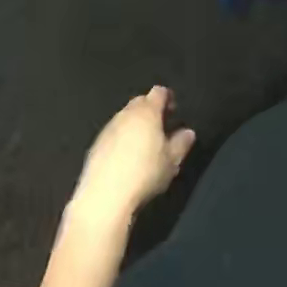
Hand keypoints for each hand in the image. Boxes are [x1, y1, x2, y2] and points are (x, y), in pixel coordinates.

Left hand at [71, 86, 196, 222]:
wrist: (105, 194)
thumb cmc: (145, 173)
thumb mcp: (171, 161)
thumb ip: (181, 143)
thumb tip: (188, 132)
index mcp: (147, 112)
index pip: (159, 92)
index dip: (168, 98)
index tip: (174, 111)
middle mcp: (126, 113)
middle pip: (141, 101)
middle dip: (151, 109)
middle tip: (161, 126)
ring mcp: (109, 126)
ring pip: (126, 116)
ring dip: (136, 123)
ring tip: (145, 143)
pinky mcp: (97, 142)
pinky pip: (114, 131)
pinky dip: (123, 136)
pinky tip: (127, 156)